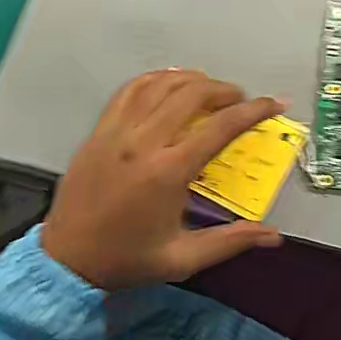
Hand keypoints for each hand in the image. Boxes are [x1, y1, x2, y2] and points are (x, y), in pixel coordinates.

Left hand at [42, 69, 284, 289]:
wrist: (66, 260)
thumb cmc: (127, 259)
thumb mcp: (183, 258)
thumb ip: (230, 242)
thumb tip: (274, 236)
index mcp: (167, 172)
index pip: (219, 127)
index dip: (253, 110)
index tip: (274, 102)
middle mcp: (143, 143)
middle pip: (191, 95)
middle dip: (223, 89)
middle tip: (240, 98)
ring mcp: (116, 132)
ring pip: (159, 85)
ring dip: (190, 79)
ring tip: (209, 87)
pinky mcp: (98, 131)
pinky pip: (129, 91)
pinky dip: (154, 79)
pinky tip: (168, 82)